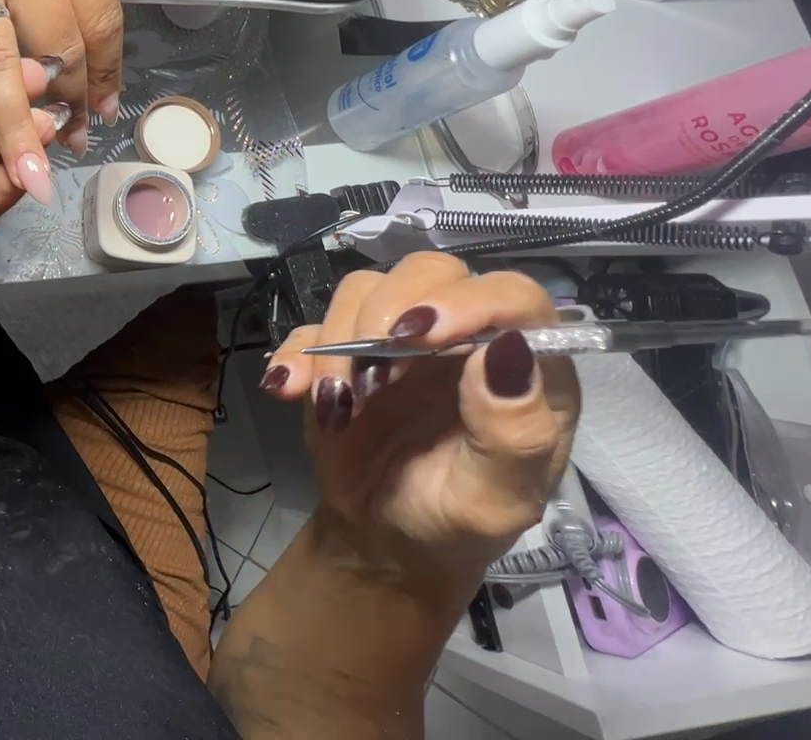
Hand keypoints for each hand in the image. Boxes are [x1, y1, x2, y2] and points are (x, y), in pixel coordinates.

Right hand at [262, 253, 581, 584]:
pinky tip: (289, 391)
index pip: (512, 297)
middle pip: (428, 273)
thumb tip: (508, 351)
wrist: (381, 537)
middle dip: (389, 308)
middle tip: (372, 362)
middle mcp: (460, 340)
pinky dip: (294, 354)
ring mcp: (394, 343)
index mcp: (520, 367)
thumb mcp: (498, 498)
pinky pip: (309, 328)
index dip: (468, 300)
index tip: (418, 333)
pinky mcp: (340, 353)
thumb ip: (514, 432)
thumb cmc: (453, 521)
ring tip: (337, 403)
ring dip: (339, 340)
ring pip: (363, 291)